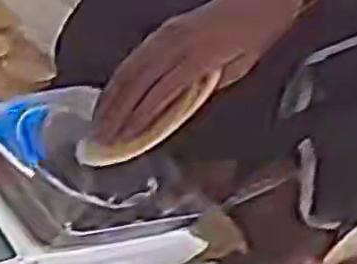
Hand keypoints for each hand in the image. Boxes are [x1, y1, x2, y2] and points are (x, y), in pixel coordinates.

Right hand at [91, 0, 306, 148]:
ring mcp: (169, 34)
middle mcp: (180, 43)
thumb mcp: (240, 65)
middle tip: (98, 140)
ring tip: (95, 125)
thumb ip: (203, 89)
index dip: (136, 122)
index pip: (157, 95)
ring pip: (127, 73)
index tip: (121, 142)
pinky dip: (115, 83)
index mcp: (201, 55)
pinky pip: (131, 60)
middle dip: (113, 116)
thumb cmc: (261, 28)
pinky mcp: (164, 30)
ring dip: (107, 102)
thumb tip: (172, 111)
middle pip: (135, 86)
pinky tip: (106, 100)